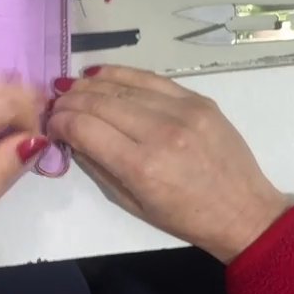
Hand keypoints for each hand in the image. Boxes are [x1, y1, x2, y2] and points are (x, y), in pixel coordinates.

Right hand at [47, 66, 288, 261]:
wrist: (242, 210)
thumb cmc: (185, 219)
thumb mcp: (133, 204)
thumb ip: (99, 167)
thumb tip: (71, 137)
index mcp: (142, 168)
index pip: (85, 130)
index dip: (61, 123)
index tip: (51, 124)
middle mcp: (161, 133)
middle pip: (100, 103)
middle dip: (70, 101)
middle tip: (56, 104)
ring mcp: (183, 112)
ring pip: (123, 87)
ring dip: (90, 85)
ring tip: (72, 88)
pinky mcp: (199, 100)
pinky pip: (151, 78)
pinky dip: (122, 74)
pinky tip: (100, 75)